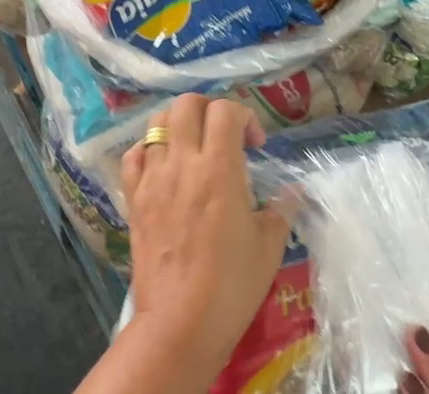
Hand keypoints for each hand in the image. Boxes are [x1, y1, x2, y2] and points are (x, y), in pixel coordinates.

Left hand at [118, 94, 290, 382]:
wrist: (179, 324)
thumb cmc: (231, 285)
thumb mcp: (269, 245)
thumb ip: (282, 210)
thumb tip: (294, 193)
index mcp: (219, 168)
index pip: (225, 110)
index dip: (245, 116)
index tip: (256, 144)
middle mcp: (182, 163)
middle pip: (187, 104)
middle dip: (210, 109)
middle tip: (225, 135)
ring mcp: (153, 179)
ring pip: (157, 123)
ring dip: (180, 124)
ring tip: (195, 147)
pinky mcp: (133, 199)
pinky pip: (134, 155)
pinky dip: (149, 149)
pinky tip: (165, 166)